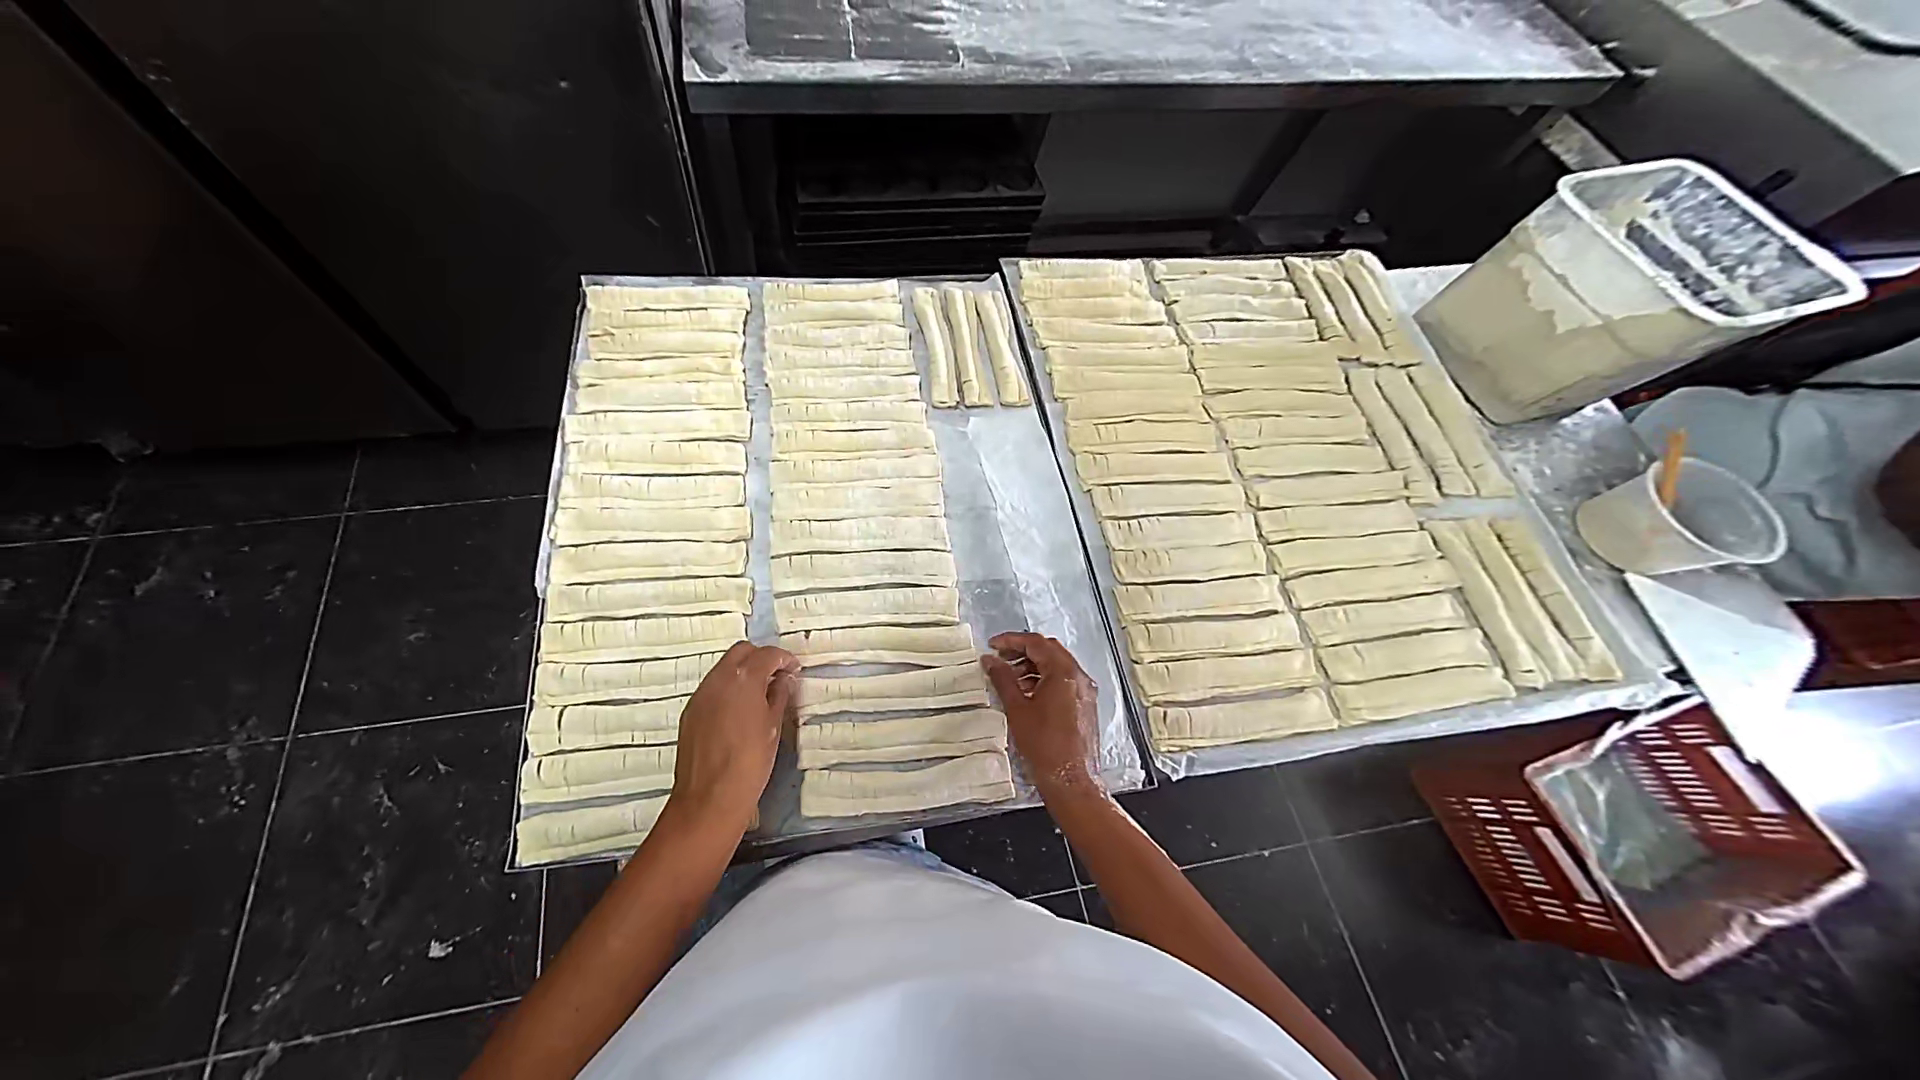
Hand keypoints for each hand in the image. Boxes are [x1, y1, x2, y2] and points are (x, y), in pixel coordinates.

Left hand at [668, 641, 797, 829]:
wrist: (710, 797)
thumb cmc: (750, 762)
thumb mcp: (773, 726)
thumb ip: (779, 696)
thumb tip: (783, 680)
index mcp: (743, 679)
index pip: (766, 654)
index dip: (784, 658)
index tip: (794, 669)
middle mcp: (718, 680)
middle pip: (741, 652)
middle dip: (761, 658)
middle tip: (778, 675)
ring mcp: (700, 695)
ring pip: (724, 668)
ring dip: (743, 672)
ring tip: (761, 693)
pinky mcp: (690, 712)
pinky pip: (712, 688)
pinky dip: (728, 689)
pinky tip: (740, 710)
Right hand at [981, 632, 1101, 798]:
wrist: (1071, 780)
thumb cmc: (1044, 746)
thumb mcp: (1017, 709)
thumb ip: (1002, 679)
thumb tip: (990, 660)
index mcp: (1063, 672)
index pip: (1036, 643)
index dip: (1011, 640)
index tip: (993, 645)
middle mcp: (1078, 676)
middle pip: (1049, 650)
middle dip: (1023, 650)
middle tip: (1000, 658)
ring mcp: (1085, 690)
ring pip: (1057, 665)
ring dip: (1033, 665)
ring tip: (1010, 676)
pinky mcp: (1085, 704)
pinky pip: (1064, 681)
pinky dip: (1044, 679)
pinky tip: (1027, 692)